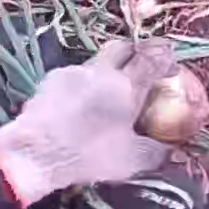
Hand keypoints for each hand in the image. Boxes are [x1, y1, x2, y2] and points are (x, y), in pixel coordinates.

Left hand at [0, 39, 175, 205]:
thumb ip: (156, 151)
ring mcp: (71, 72)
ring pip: (94, 62)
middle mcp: (100, 71)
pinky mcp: (48, 80)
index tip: (169, 61)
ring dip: (104, 72)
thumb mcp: (132, 160)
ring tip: (104, 94)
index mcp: (126, 85)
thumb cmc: (89, 155)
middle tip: (138, 68)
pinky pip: (72, 76)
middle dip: (133, 53)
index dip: (164, 55)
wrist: (36, 152)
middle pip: (121, 48)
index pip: (152, 57)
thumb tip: (172, 149)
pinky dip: (81, 84)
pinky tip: (77, 104)